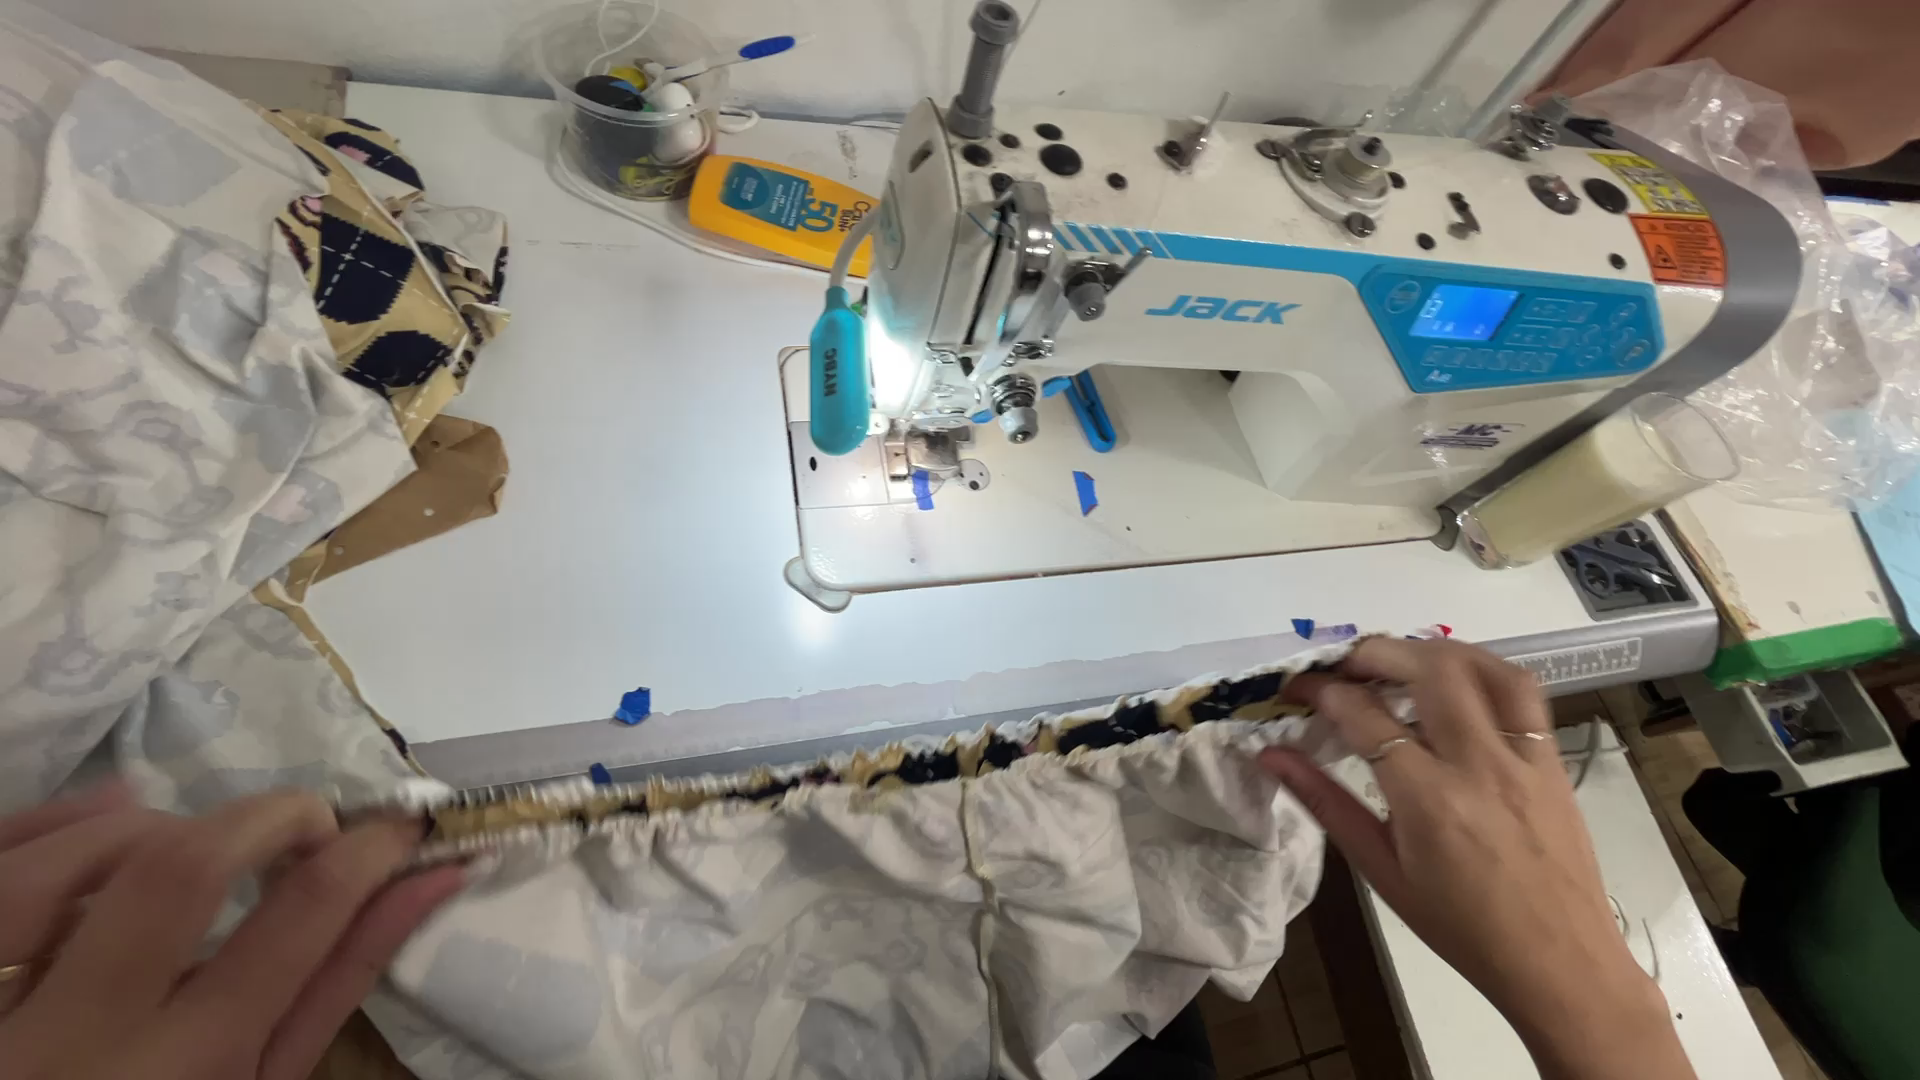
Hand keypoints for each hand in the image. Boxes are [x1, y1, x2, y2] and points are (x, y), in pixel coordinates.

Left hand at [0, 781, 464, 1079]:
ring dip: (160, 824)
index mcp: (186, 1068)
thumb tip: (442, 873)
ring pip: (73, 860)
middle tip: (303, 825)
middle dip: (273, 814)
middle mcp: (72, 1044)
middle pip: (185, 866)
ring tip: (191, 842)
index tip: (400, 825)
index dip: (373, 844)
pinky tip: (109, 813)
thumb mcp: (266, 1077)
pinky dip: (54, 818)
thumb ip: (345, 973)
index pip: (307, 911)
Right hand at [1259, 638, 1694, 1079]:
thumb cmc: (1459, 925)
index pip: (1363, 715)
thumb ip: (1324, 800)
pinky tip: (1452, 684)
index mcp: (1428, 799)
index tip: (1296, 688)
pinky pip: (1522, 692)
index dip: (1320, 690)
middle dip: (1375, 652)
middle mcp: (1479, 765)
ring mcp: (1525, 758)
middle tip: (1343, 666)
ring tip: (1397, 663)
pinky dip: (1479, 670)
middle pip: (1429, 669)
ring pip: (1483, 667)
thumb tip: (1270, 754)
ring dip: (1431, 650)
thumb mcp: (1378, 868)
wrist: (1562, 967)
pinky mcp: (1553, 761)